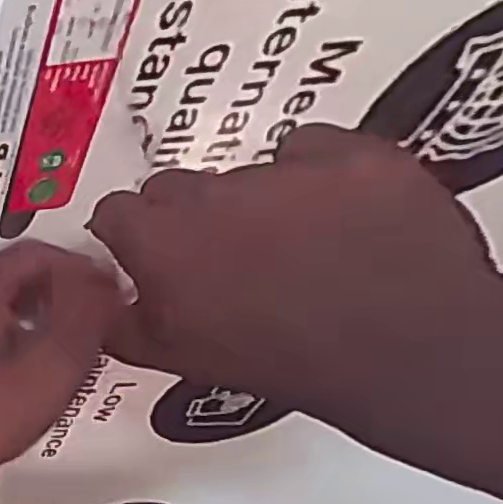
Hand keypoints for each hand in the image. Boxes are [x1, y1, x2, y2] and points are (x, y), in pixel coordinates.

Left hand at [0, 242, 123, 503]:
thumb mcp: (52, 366)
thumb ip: (85, 316)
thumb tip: (102, 285)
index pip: (34, 253)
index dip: (80, 268)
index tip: (103, 288)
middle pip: (10, 272)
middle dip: (57, 289)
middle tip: (89, 310)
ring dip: (32, 310)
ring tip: (63, 336)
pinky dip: (4, 329)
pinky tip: (23, 360)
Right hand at [87, 124, 502, 415]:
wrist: (400, 351)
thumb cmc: (278, 355)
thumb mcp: (172, 356)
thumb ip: (119, 322)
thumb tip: (102, 309)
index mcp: (157, 237)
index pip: (115, 210)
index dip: (127, 230)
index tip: (140, 243)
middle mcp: (208, 192)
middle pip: (173, 186)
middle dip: (185, 214)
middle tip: (215, 251)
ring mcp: (279, 170)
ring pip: (242, 169)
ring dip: (251, 199)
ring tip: (286, 242)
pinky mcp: (348, 156)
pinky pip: (313, 147)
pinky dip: (314, 172)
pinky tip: (328, 210)